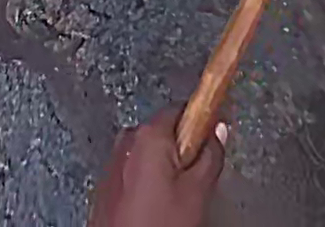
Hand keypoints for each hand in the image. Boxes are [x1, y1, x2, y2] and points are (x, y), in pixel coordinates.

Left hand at [87, 107, 226, 226]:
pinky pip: (134, 173)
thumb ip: (211, 155)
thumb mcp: (196, 193)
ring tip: (170, 203)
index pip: (183, 110)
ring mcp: (113, 162)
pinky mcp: (106, 186)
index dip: (200, 126)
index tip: (209, 144)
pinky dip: (146, 184)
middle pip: (166, 133)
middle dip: (181, 153)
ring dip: (163, 171)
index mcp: (149, 133)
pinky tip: (152, 210)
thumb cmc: (158, 226)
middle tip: (191, 183)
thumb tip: (218, 130)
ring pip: (150, 155)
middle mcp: (128, 140)